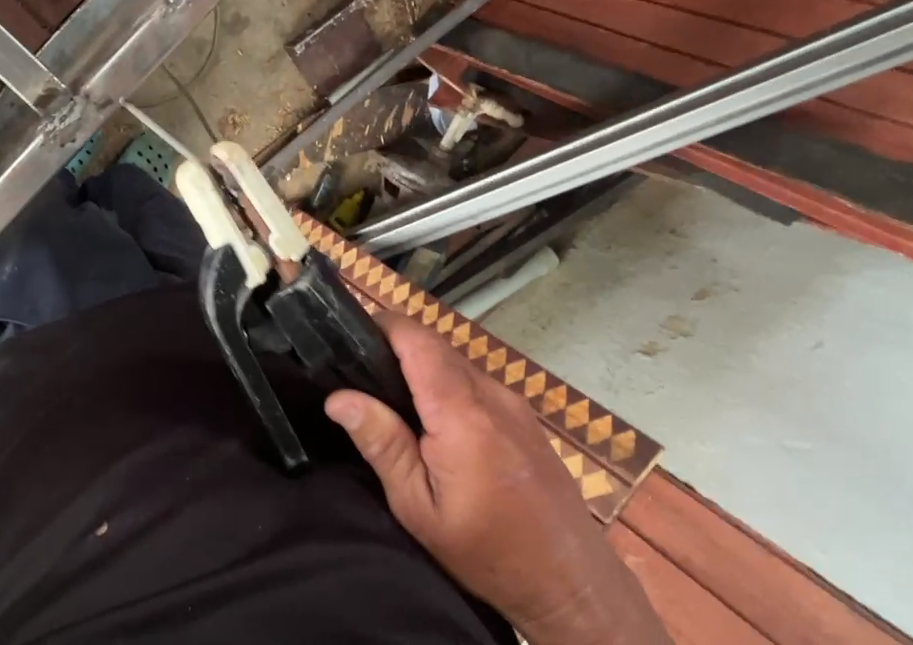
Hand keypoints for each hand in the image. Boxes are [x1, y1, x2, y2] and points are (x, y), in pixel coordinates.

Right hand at [325, 315, 668, 644]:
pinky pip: (475, 385)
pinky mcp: (525, 419)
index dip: (381, 326)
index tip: (347, 336)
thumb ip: (382, 445)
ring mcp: (514, 405)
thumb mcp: (419, 507)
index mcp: (462, 413)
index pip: (418, 338)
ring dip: (422, 372)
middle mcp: (492, 396)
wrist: (573, 586)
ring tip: (392, 409)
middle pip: (435, 346)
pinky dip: (447, 390)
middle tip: (358, 380)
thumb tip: (339, 398)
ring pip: (455, 364)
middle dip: (395, 350)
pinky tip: (434, 428)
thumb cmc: (488, 552)